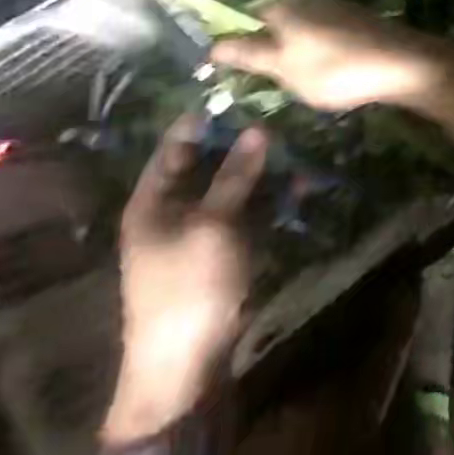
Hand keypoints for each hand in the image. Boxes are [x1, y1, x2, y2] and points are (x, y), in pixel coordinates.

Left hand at [102, 116, 266, 446]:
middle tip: (279, 113)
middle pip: (208, 163)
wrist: (188, 362)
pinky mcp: (225, 246)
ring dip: (263, 169)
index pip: (175, 146)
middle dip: (242, 142)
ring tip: (297, 143)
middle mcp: (174, 208)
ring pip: (234, 185)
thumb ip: (235, 175)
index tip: (240, 93)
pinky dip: (270, 197)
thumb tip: (258, 128)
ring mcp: (202, 228)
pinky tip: (300, 182)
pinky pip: (249, 210)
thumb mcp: (212, 224)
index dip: (204, 119)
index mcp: (153, 200)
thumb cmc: (188, 284)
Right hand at [209, 0, 453, 111]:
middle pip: (274, 23)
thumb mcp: (283, 67)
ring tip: (299, 83)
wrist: (400, 63)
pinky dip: (319, 52)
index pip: (245, 18)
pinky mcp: (355, 19)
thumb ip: (248, 54)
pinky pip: (323, 35)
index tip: (236, 72)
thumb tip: (212, 45)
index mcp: (282, 5)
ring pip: (300, 29)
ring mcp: (333, 6)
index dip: (238, 44)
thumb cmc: (333, 68)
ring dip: (295, 52)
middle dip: (269, 49)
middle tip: (270, 83)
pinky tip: (327, 73)